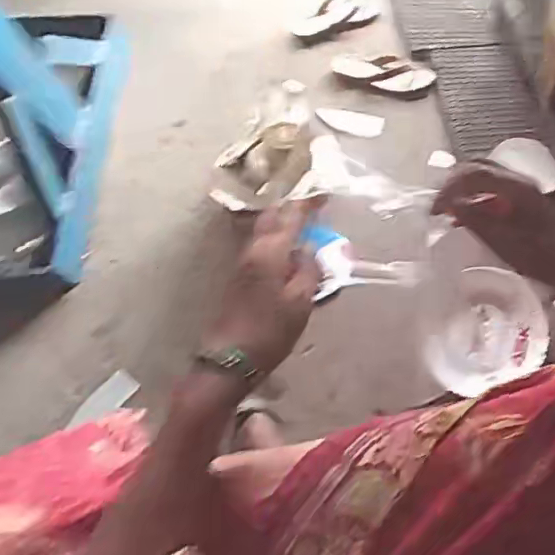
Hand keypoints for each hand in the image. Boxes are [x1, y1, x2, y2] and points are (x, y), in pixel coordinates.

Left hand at [200, 195, 324, 377]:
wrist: (230, 360)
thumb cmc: (270, 330)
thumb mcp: (301, 301)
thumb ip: (310, 270)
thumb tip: (310, 252)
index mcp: (271, 252)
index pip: (292, 217)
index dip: (309, 203)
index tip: (325, 194)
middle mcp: (254, 251)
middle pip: (272, 217)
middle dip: (292, 207)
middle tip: (314, 205)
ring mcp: (244, 263)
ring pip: (265, 231)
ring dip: (284, 222)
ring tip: (307, 224)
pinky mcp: (241, 277)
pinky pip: (264, 246)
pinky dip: (279, 239)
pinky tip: (293, 249)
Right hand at [432, 163, 554, 292]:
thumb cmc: (540, 257)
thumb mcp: (501, 240)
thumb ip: (475, 218)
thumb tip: (450, 204)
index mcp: (515, 186)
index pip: (473, 173)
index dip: (449, 188)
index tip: (434, 209)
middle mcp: (521, 180)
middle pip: (480, 167)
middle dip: (455, 182)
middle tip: (439, 204)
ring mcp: (526, 188)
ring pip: (487, 176)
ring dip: (466, 189)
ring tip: (451, 211)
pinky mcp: (527, 200)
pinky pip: (496, 189)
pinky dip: (479, 197)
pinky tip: (471, 216)